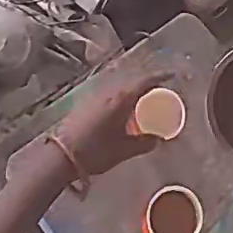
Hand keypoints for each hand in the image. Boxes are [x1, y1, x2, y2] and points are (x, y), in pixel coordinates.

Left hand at [53, 75, 167, 177]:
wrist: (60, 155)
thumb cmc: (95, 151)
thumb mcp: (124, 150)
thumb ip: (144, 143)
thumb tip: (159, 140)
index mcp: (122, 99)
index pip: (145, 81)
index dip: (160, 77)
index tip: (172, 76)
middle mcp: (110, 93)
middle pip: (134, 82)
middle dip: (149, 86)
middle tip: (162, 94)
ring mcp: (97, 97)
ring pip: (122, 89)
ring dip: (135, 92)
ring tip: (145, 104)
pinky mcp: (87, 104)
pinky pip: (112, 95)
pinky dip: (124, 99)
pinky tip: (124, 112)